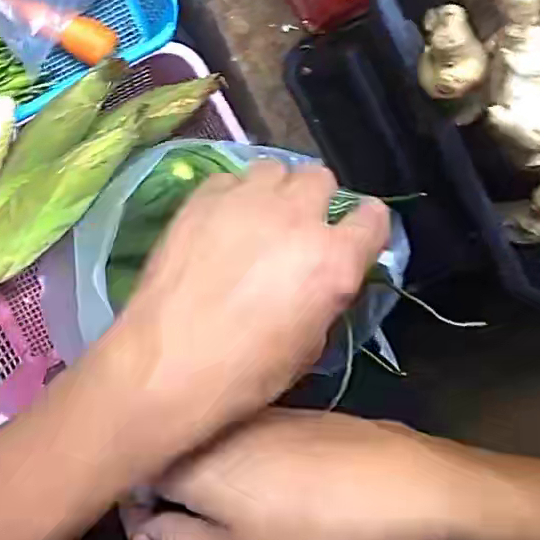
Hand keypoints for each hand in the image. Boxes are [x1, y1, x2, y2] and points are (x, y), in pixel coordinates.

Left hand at [90, 160, 388, 459]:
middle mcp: (295, 217)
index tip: (352, 237)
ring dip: (274, 189)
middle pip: (320, 178)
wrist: (166, 361)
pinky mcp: (202, 197)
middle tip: (297, 227)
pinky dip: (232, 193)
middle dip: (315, 200)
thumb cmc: (244, 372)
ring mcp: (245, 200)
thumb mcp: (309, 344)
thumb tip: (320, 276)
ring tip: (257, 216)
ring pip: (274, 167)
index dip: (364, 227)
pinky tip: (219, 220)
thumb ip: (325, 293)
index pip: (373, 217)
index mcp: (333, 259)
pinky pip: (229, 178)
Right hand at [119, 409, 491, 539]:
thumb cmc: (308, 527)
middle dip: (170, 494)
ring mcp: (239, 410)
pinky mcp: (271, 408)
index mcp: (184, 455)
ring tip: (239, 509)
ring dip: (203, 475)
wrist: (391, 478)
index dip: (139, 512)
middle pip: (163, 455)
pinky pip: (229, 434)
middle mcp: (204, 420)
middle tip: (205, 531)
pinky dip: (234, 460)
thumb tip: (141, 533)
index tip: (165, 537)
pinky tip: (268, 485)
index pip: (130, 477)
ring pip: (198, 443)